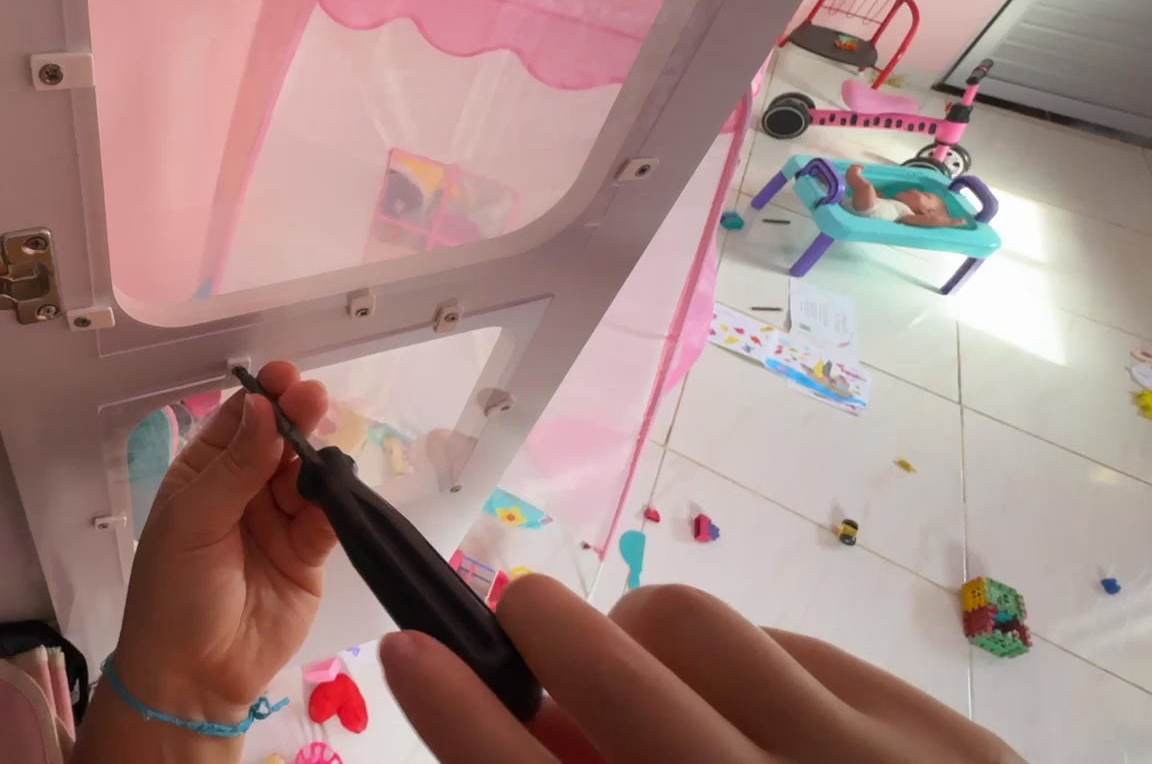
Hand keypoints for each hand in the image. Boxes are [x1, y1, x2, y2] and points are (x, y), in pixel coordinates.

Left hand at [110, 361, 335, 723]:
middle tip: (312, 397)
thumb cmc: (174, 589)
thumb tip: (261, 405)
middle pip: (278, 439)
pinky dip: (334, 500)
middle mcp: (244, 486)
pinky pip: (326, 517)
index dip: (262, 396)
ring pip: (306, 472)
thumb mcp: (194, 519)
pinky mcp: (308, 552)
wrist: (194, 678)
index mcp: (206, 471)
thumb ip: (235, 466)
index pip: (239, 420)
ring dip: (317, 455)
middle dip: (295, 416)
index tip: (283, 377)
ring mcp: (278, 517)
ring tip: (325, 441)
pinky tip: (337, 486)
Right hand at [381, 575, 1019, 762]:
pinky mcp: (951, 737)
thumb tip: (526, 713)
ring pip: (685, 619)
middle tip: (530, 636)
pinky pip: (781, 642)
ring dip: (646, 649)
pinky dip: (745, 676)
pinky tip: (779, 739)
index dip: (451, 710)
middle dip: (537, 629)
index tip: (405, 646)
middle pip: (602, 664)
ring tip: (675, 702)